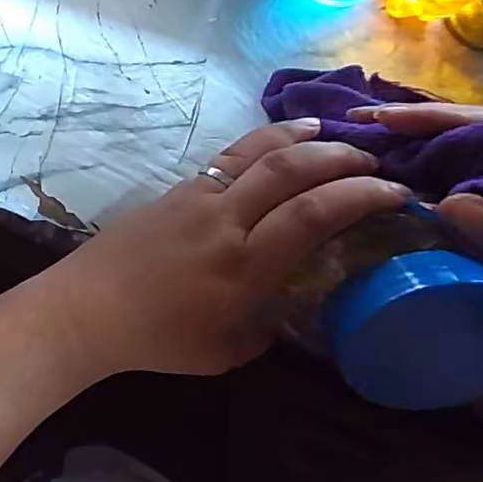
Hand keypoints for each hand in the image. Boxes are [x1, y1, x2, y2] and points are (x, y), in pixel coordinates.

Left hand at [46, 118, 410, 376]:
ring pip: (250, 153)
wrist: (86, 308)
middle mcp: (221, 221)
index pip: (313, 215)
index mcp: (242, 265)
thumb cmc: (154, 339)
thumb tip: (286, 310)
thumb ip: (264, 328)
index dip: (360, 197)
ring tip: (326, 131)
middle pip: (287, 170)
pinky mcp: (170, 192)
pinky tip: (266, 150)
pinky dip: (254, 149)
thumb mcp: (224, 351)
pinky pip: (221, 162)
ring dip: (294, 137)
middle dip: (338, 158)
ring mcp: (192, 199)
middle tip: (371, 161)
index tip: (396, 193)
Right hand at [346, 102, 482, 308]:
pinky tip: (374, 200)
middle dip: (404, 133)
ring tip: (346, 160)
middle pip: (460, 143)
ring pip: (446, 172)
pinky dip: (407, 195)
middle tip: (348, 132)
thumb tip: (450, 202)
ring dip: (400, 162)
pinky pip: (442, 204)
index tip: (381, 120)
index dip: (434, 119)